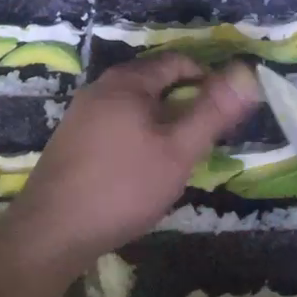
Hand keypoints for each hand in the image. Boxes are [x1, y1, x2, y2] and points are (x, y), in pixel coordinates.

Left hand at [3, 54, 260, 275]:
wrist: (49, 234)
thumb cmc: (122, 187)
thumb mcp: (178, 151)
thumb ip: (213, 111)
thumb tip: (246, 72)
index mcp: (128, 80)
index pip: (178, 62)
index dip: (207, 81)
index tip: (223, 113)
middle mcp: (101, 87)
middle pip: (155, 82)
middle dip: (183, 104)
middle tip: (201, 140)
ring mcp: (81, 113)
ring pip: (134, 106)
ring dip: (159, 123)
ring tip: (174, 158)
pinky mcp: (70, 141)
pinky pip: (114, 125)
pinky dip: (136, 137)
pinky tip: (138, 172)